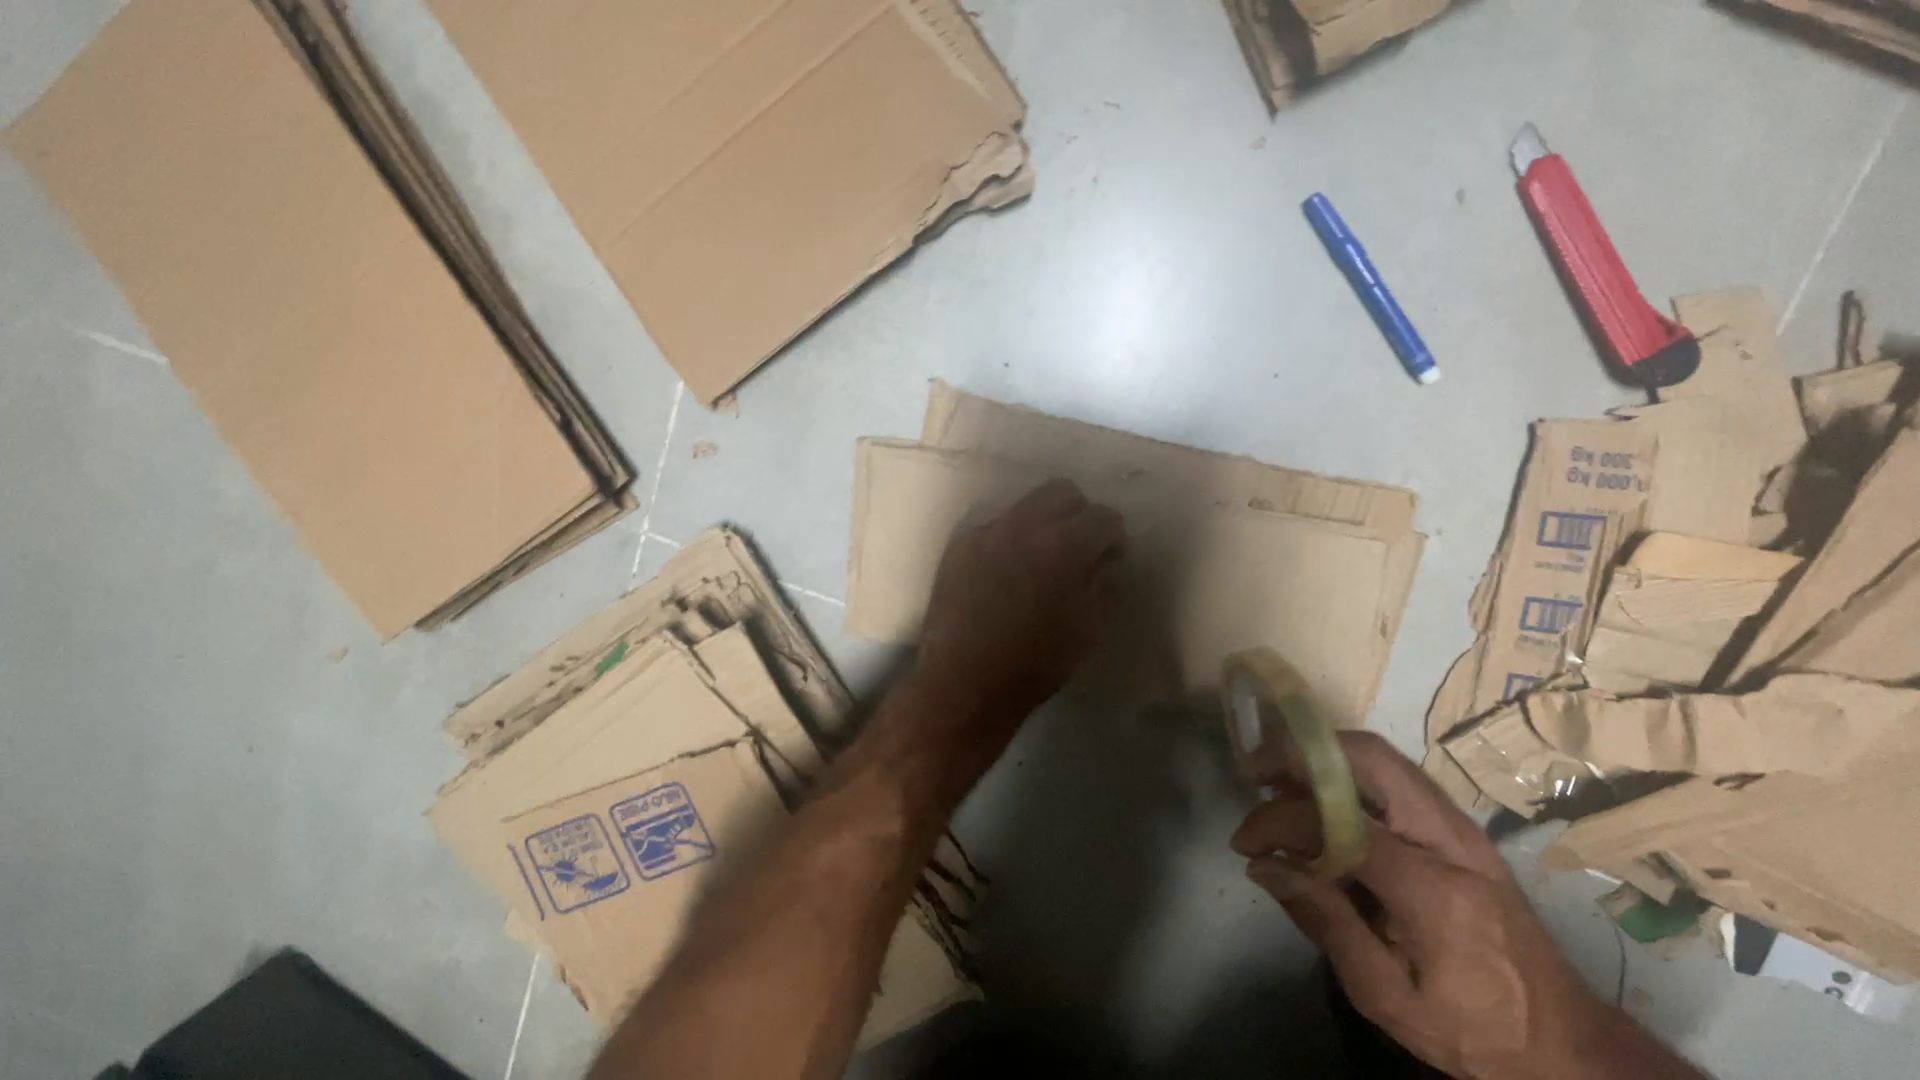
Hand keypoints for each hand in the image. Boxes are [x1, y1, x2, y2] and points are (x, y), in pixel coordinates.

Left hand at [914, 479, 1125, 737]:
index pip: (1103, 517)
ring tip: (1041, 560)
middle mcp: (1024, 525)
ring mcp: (986, 532)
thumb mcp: (1087, 629)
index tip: (1114, 557)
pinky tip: (1007, 572)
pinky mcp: (959, 546)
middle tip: (1080, 548)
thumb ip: (1101, 585)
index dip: (1114, 536)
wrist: (964, 680)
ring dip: (1042, 524)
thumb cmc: (1035, 662)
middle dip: (1078, 514)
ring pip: (1024, 506)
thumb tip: (1104, 561)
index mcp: (1064, 544)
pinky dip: (1009, 540)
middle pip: (1061, 492)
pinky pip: (993, 527)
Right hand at [1231, 732, 1664, 1079]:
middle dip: (1301, 753)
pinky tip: (1319, 803)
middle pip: (1369, 757)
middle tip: (1256, 774)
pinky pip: (1395, 779)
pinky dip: (1347, 776)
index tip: (1244, 842)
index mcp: (1433, 888)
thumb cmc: (1472, 1028)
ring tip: (1277, 782)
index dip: (1279, 821)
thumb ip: (1324, 921)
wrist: (1565, 1041)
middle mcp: (1452, 839)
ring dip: (1323, 759)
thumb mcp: (1385, 994)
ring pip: (1384, 758)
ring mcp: (1463, 828)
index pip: (1339, 822)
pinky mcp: (1463, 831)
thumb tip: (1265, 865)